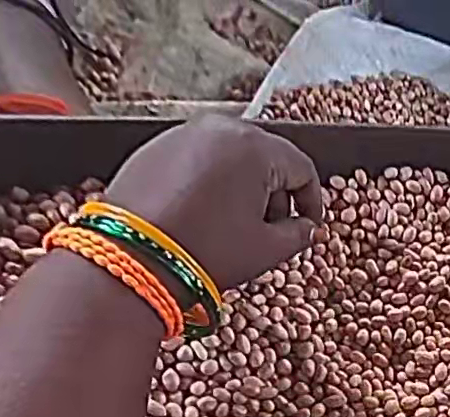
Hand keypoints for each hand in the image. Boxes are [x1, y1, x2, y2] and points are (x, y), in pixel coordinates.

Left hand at [103, 115, 322, 289]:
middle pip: (266, 159)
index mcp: (255, 148)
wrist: (136, 255)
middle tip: (272, 233)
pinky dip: (213, 187)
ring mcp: (185, 134)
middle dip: (276, 196)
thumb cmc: (207, 251)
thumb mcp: (265, 250)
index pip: (301, 168)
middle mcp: (220, 129)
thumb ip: (297, 235)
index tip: (310, 227)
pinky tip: (206, 220)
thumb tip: (308, 228)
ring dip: (244, 191)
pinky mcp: (157, 147)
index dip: (312, 202)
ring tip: (236, 229)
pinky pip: (200, 162)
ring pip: (232, 159)